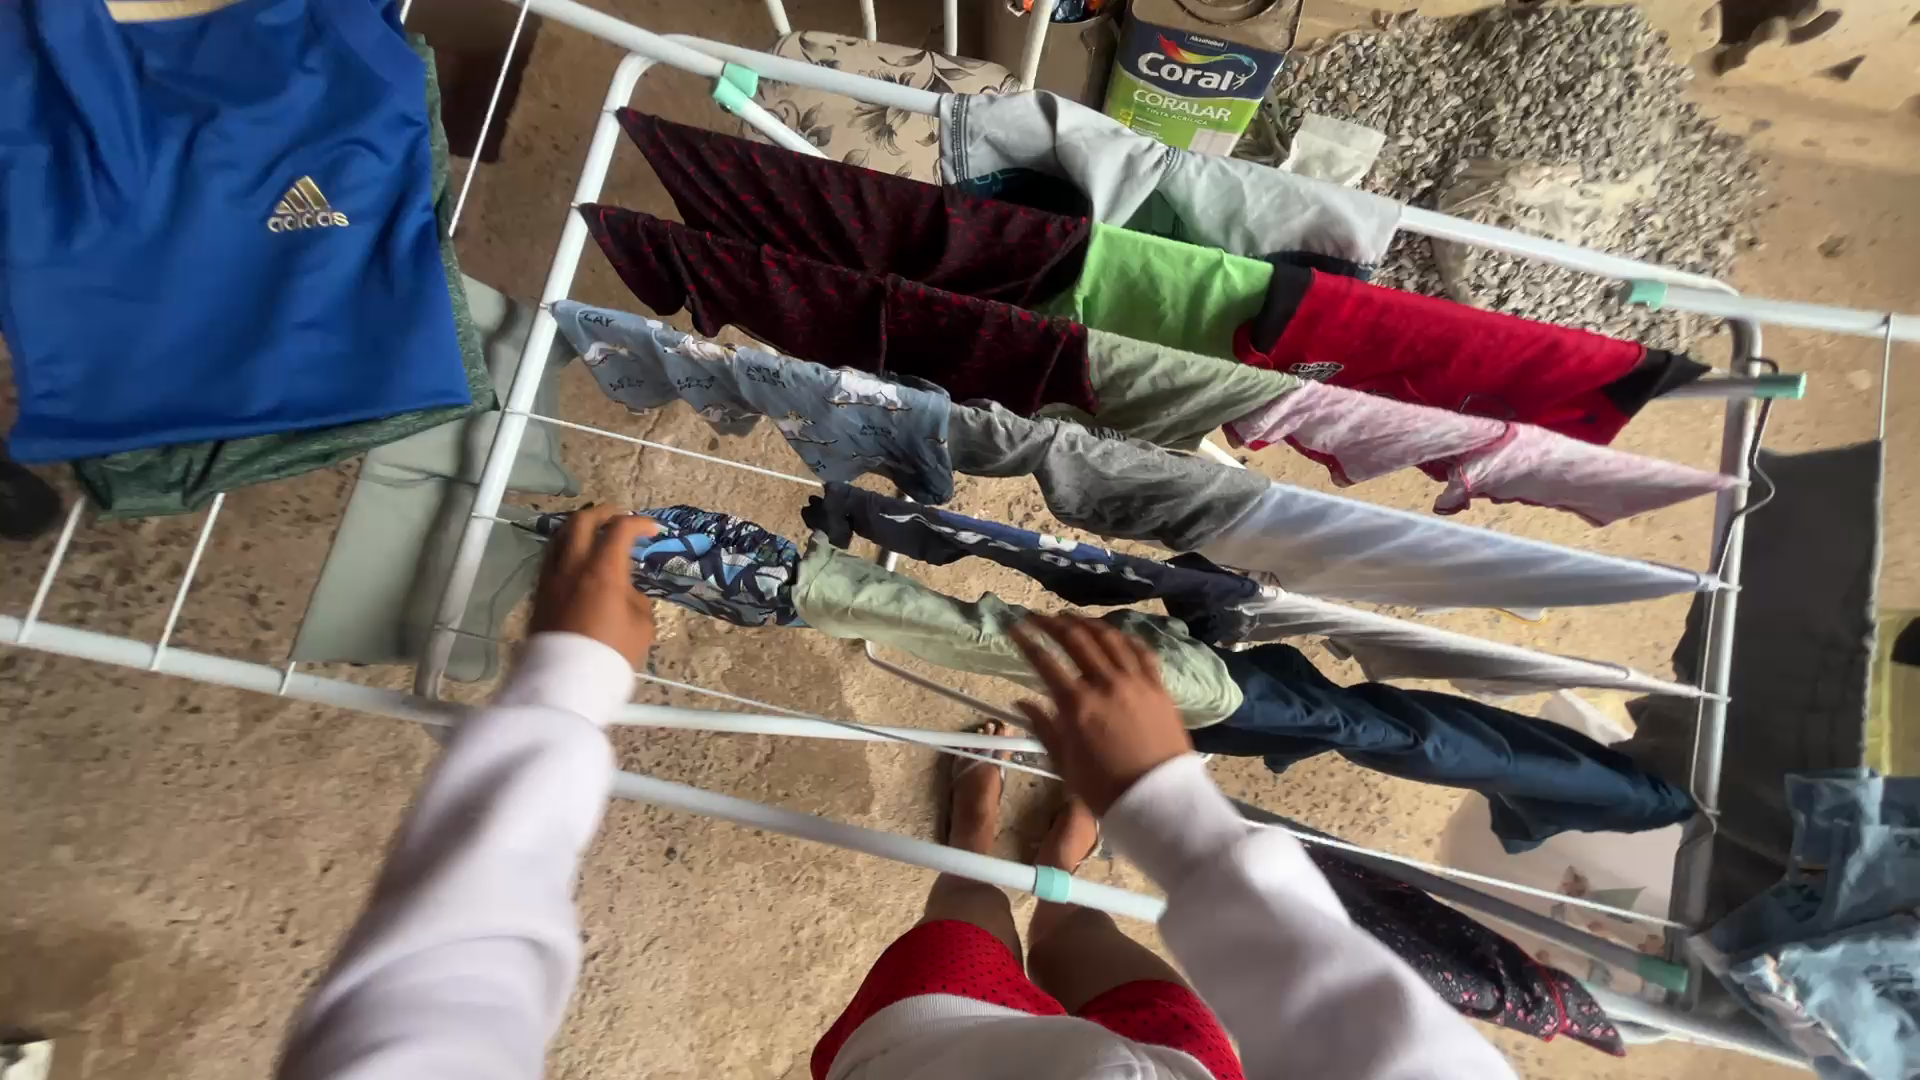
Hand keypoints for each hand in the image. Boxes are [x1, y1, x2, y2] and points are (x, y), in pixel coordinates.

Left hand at [529, 504, 658, 668]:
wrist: (566, 680)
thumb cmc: (611, 653)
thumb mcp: (642, 624)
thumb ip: (636, 597)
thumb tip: (627, 589)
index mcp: (603, 570)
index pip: (620, 529)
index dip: (640, 523)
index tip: (653, 531)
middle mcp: (573, 566)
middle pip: (582, 521)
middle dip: (604, 513)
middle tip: (620, 518)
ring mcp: (551, 578)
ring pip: (560, 536)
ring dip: (580, 528)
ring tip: (595, 533)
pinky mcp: (539, 592)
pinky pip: (551, 557)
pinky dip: (567, 548)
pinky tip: (577, 559)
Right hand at [1009, 614, 1192, 815]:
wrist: (1161, 804)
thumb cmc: (1107, 791)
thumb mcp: (1065, 764)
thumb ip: (1043, 728)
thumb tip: (1022, 702)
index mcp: (1077, 705)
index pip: (1044, 661)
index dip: (1026, 640)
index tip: (1014, 628)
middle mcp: (1105, 684)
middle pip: (1075, 639)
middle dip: (1052, 622)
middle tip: (1038, 617)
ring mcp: (1134, 681)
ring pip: (1108, 637)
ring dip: (1086, 623)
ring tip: (1071, 618)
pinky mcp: (1158, 686)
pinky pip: (1140, 651)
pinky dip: (1123, 637)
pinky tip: (1113, 634)